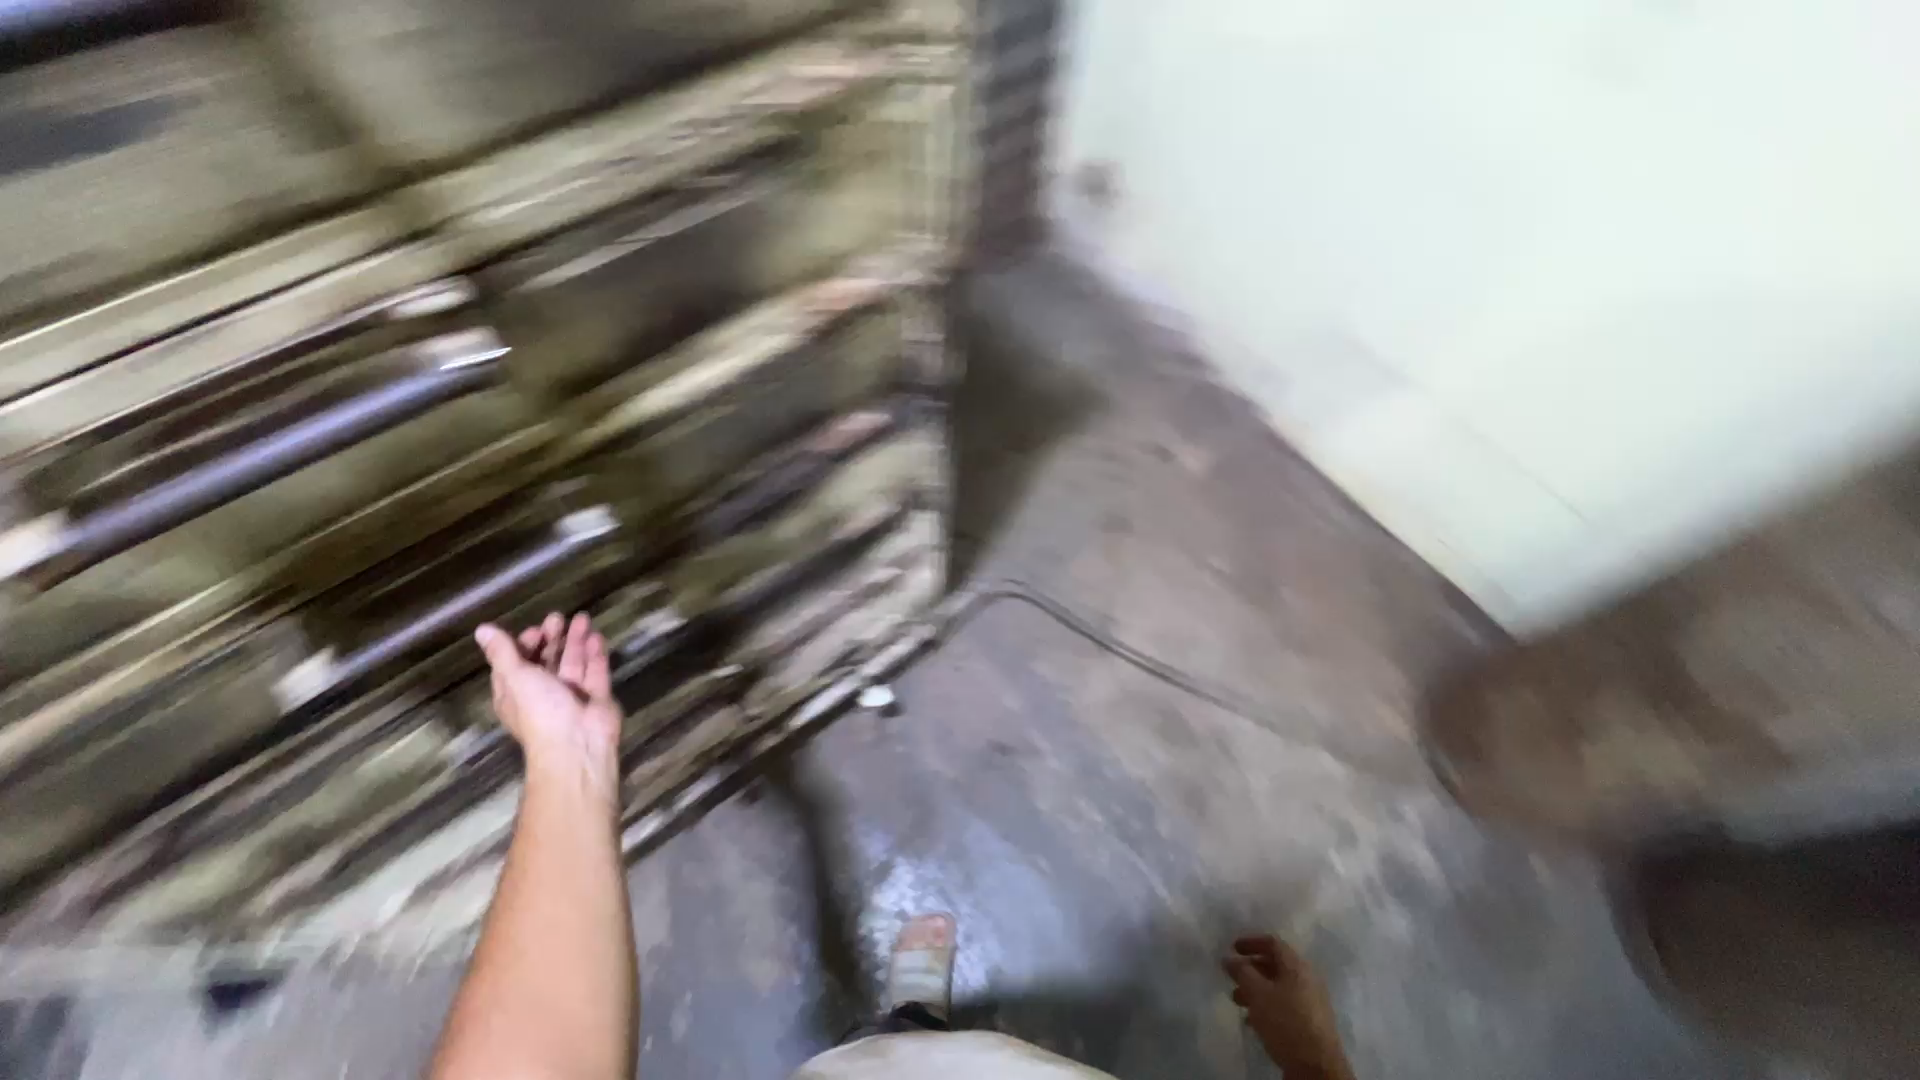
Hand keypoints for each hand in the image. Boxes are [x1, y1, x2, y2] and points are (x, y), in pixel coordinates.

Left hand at [475, 613, 622, 799]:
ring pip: (573, 662)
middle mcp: (543, 693)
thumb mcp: (514, 677)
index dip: (524, 645)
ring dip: (576, 641)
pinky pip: (596, 671)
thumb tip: (482, 629)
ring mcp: (572, 695)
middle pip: (546, 661)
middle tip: (558, 618)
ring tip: (582, 618)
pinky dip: (595, 654)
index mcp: (516, 693)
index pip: (516, 663)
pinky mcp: (596, 697)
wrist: (577, 742)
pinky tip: (596, 637)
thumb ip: (502, 652)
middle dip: (552, 639)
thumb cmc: (539, 710)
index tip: (535, 630)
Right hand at [1223, 935, 1354, 1079]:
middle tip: (1232, 977)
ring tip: (1238, 1001)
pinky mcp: (1310, 1022)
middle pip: (1275, 965)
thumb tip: (1229, 958)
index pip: (1273, 943)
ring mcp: (1311, 1002)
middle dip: (1251, 969)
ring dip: (1256, 989)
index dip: (1251, 942)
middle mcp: (1308, 979)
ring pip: (1279, 986)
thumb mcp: (1258, 993)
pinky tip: (1253, 1019)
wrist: (1316, 1068)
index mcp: (1297, 966)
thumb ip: (1241, 972)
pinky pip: (1285, 1004)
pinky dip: (1267, 1005)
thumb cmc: (1286, 1022)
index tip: (1232, 948)